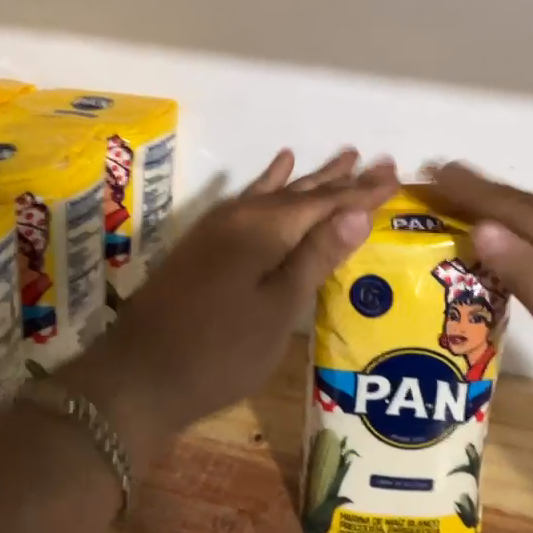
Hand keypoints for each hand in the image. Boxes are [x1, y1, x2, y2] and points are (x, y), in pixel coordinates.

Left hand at [61, 149, 399, 469]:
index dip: (362, 191)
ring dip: (309, 178)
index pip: (326, 203)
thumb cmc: (220, 350)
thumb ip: (317, 256)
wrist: (138, 376)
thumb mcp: (279, 308)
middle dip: (341, 179)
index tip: (394, 173)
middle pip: (303, 192)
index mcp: (266, 229)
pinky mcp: (205, 243)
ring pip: (277, 193)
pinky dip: (268, 185)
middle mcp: (243, 216)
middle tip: (377, 160)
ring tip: (341, 156)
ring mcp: (220, 227)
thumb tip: (358, 210)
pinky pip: (250, 200)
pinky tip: (275, 172)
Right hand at [422, 162, 532, 443]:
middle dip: (480, 193)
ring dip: (499, 211)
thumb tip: (483, 227)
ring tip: (458, 203)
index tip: (432, 170)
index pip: (517, 206)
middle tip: (434, 180)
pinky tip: (507, 241)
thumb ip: (527, 273)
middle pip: (528, 206)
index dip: (472, 190)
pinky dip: (521, 233)